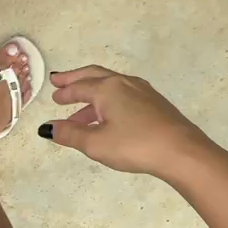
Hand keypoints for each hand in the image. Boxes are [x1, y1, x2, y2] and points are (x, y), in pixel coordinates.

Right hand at [41, 66, 215, 176]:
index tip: (53, 96)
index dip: (64, 92)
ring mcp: (142, 91)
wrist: (180, 151)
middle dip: (75, 80)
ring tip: (79, 114)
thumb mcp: (95, 143)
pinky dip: (107, 102)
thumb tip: (47, 128)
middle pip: (94, 76)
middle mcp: (124, 83)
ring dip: (91, 96)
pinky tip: (106, 119)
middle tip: (60, 83)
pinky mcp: (153, 103)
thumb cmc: (134, 145)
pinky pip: (122, 96)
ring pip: (110, 87)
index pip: (79, 87)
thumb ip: (70, 134)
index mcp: (107, 89)